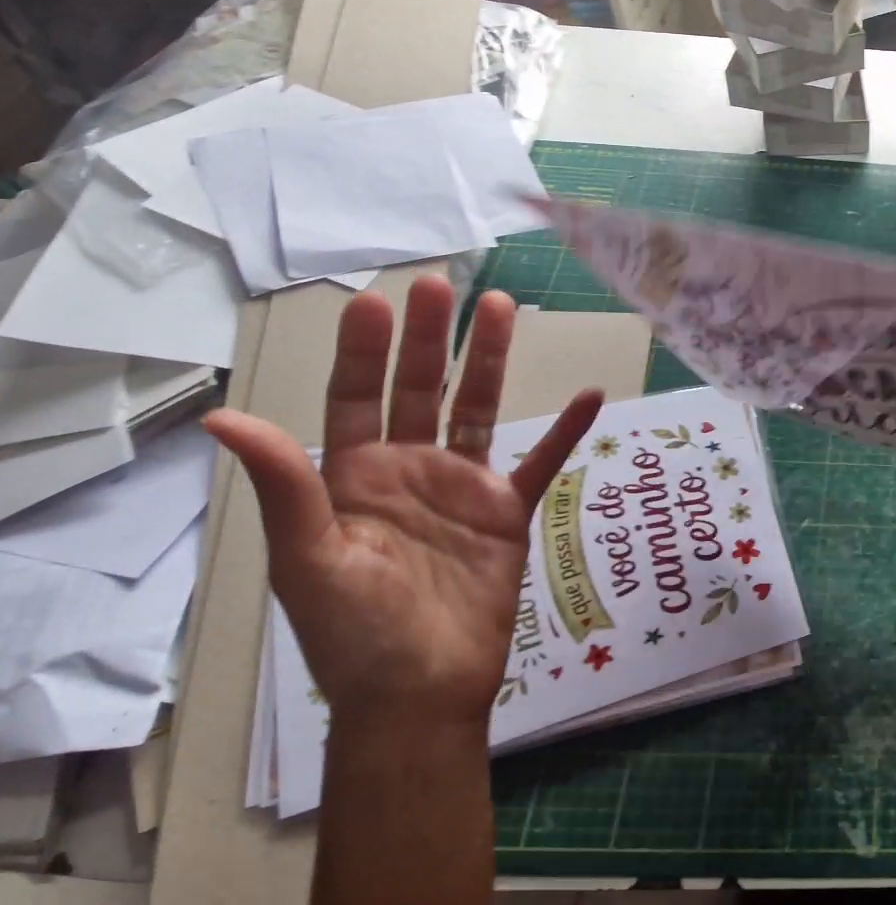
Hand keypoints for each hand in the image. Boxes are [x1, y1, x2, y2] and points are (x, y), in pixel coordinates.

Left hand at [204, 276, 603, 728]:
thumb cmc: (357, 631)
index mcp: (354, 478)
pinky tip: (590, 398)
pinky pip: (542, 463)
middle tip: (442, 285)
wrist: (424, 690)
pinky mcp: (508, 513)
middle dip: (429, 337)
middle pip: (421, 389)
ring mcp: (464, 489)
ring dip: (493, 362)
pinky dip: (566, 432)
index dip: (364, 350)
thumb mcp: (310, 560)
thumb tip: (226, 417)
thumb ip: (286, 486)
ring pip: (481, 411)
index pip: (357, 398)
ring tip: (505, 310)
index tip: (376, 302)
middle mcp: (409, 471)